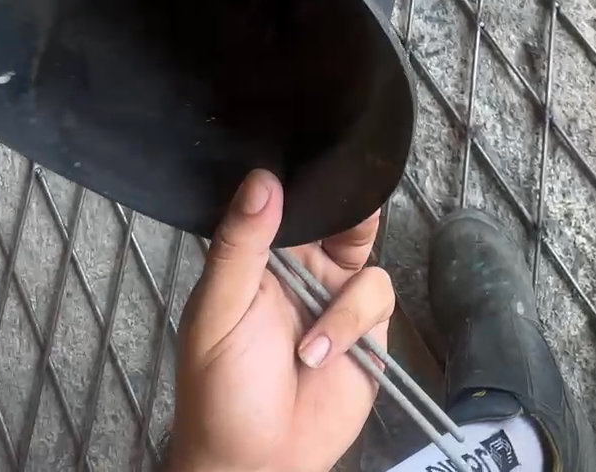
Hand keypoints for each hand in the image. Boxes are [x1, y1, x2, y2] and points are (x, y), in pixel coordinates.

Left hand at [169, 170, 394, 471]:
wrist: (258, 464)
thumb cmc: (220, 389)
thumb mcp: (218, 313)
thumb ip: (240, 245)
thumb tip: (262, 179)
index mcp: (262, 251)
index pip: (288, 196)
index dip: (303, 175)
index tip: (319, 154)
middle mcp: (303, 262)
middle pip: (337, 210)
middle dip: (346, 211)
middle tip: (342, 227)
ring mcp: (337, 289)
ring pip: (365, 247)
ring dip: (341, 296)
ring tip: (309, 343)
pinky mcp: (367, 322)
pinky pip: (377, 294)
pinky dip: (352, 323)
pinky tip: (322, 355)